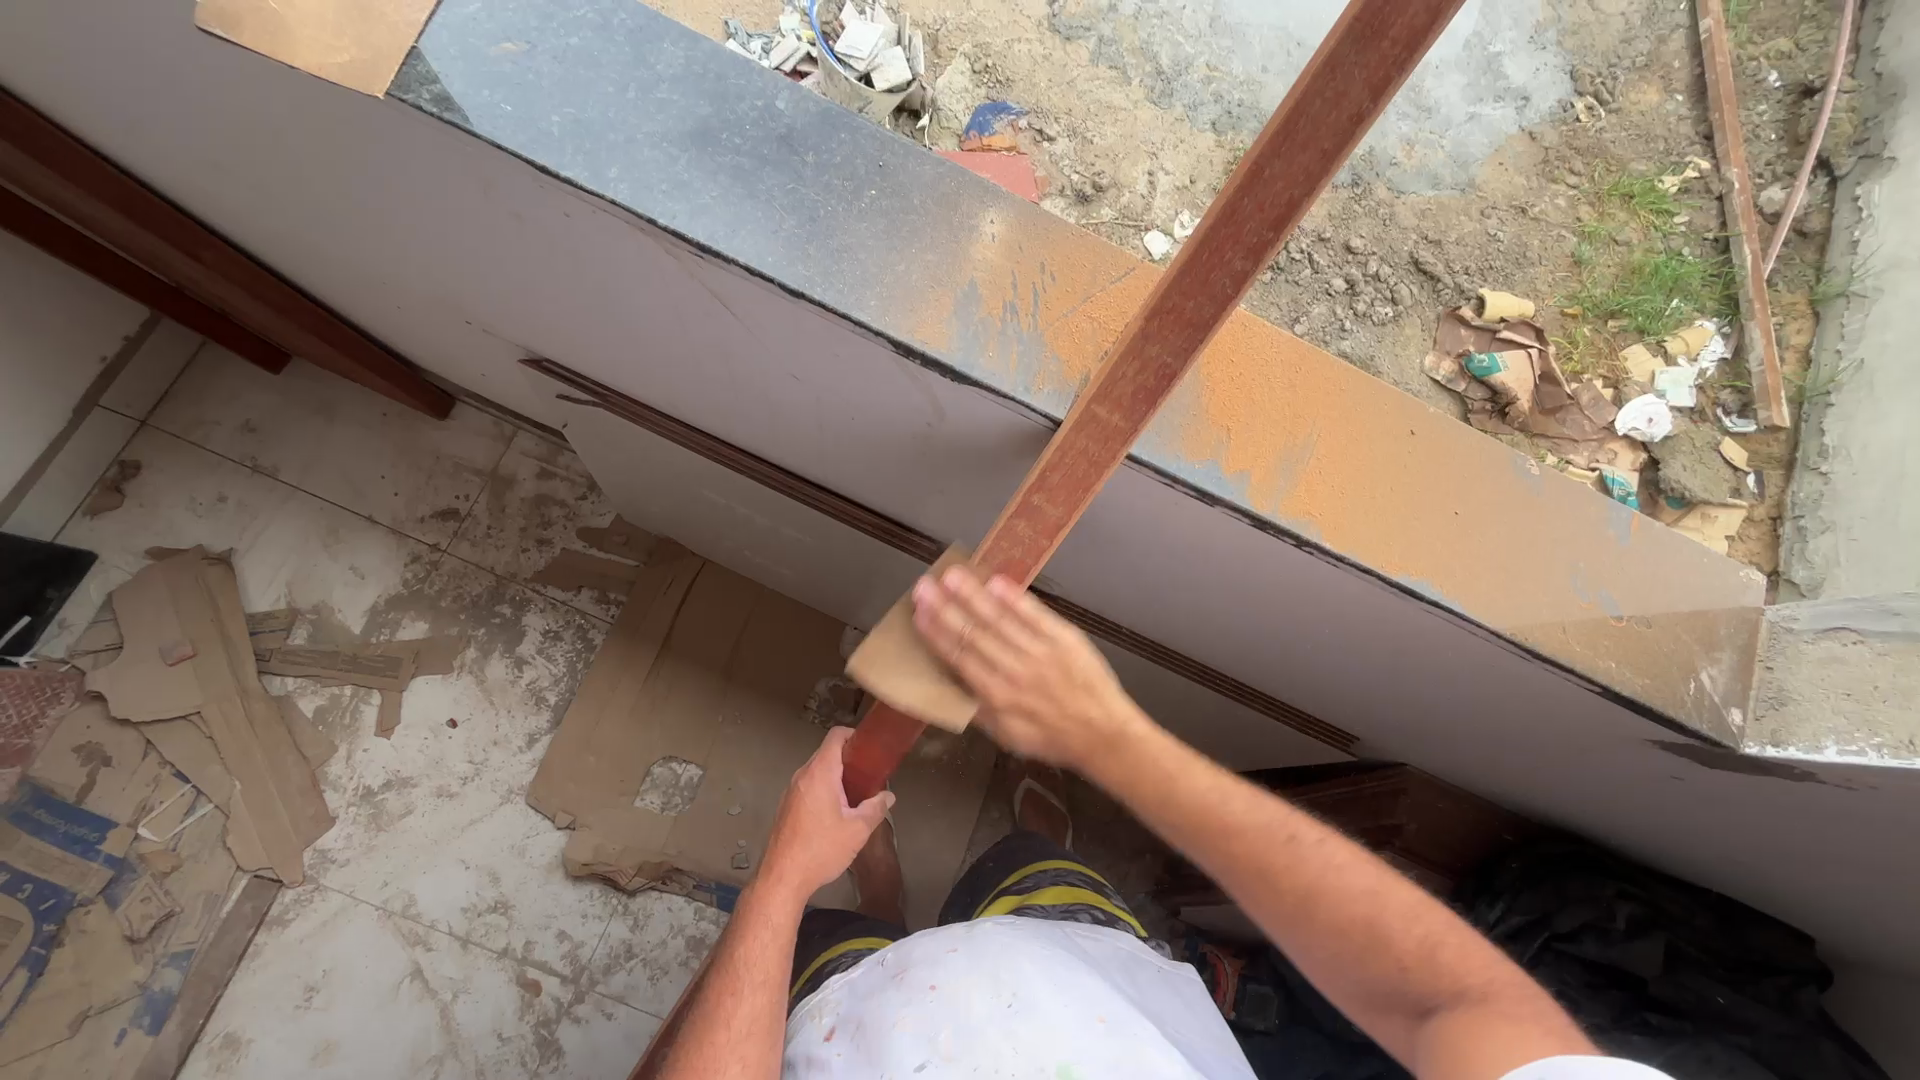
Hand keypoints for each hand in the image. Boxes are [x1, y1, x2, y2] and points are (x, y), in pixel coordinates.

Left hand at [759, 726, 894, 901]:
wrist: (782, 878)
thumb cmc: (821, 849)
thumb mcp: (857, 830)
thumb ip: (876, 808)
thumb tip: (888, 796)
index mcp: (820, 773)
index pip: (836, 736)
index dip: (854, 736)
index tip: (871, 749)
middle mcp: (802, 776)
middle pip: (827, 753)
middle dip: (850, 760)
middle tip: (870, 775)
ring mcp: (791, 791)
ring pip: (817, 771)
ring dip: (837, 777)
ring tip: (856, 796)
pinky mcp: (786, 806)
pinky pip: (809, 787)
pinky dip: (824, 790)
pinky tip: (836, 813)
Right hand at [911, 566, 1150, 769]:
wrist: (1103, 733)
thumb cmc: (1050, 737)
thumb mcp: (1006, 735)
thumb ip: (976, 708)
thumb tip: (950, 683)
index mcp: (996, 695)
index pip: (959, 657)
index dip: (936, 633)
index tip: (918, 613)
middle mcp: (1014, 669)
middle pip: (973, 633)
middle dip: (945, 608)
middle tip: (923, 586)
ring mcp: (1040, 650)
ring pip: (1000, 618)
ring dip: (973, 595)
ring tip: (952, 575)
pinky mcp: (1063, 637)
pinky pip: (1034, 614)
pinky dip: (1014, 598)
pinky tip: (996, 582)